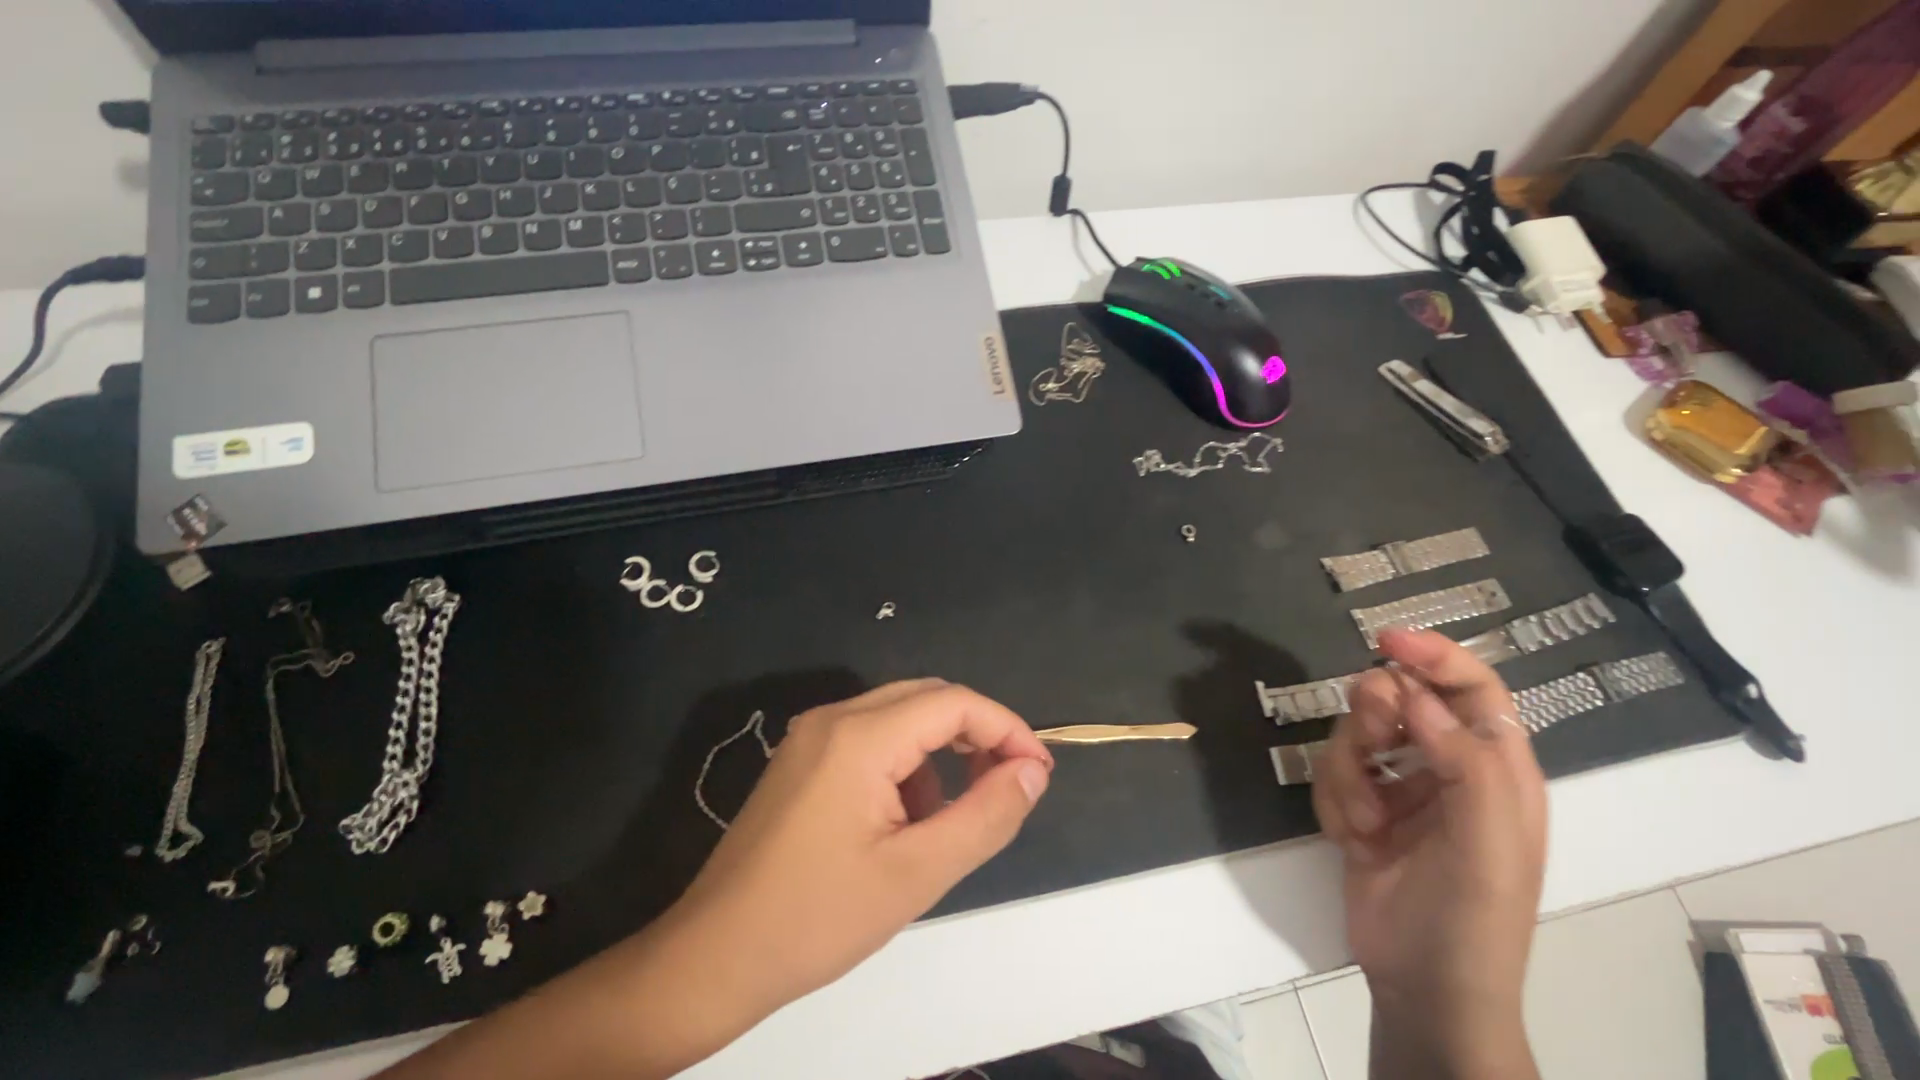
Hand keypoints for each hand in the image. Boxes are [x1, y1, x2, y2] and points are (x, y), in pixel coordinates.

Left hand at [378, 680, 1053, 1079]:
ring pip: (898, 719)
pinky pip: (868, 742)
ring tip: (952, 819)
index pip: (954, 702)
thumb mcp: (917, 873)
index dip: (1007, 729)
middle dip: (976, 736)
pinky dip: (904, 767)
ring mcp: (810, 739)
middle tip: (1008, 789)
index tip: (1038, 776)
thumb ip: (985, 815)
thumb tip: (1033, 771)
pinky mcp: (799, 763)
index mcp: (860, 736)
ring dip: (939, 754)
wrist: (715, 956)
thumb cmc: (818, 917)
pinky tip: (904, 824)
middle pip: (926, 700)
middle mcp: (833, 719)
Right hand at [1310, 630, 1546, 1078]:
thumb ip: (1462, 761)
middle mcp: (1447, 769)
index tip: (1385, 641)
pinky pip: (1332, 776)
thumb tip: (1413, 694)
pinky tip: (1351, 840)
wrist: (1424, 987)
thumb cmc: (1473, 916)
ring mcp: (1401, 791)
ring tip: (1364, 822)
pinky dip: (1334, 803)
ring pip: (1355, 737)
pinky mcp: (1361, 812)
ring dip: (1349, 774)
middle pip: (1400, 702)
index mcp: (1496, 768)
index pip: (1471, 688)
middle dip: (1374, 718)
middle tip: (1368, 743)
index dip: (1434, 656)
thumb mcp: (1486, 840)